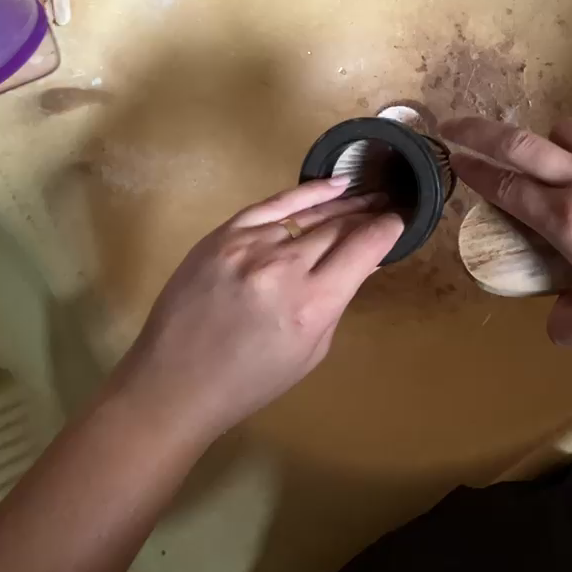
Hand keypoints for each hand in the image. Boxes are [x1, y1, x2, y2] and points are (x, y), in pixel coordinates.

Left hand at [108, 179, 403, 442]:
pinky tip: (336, 185)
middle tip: (385, 208)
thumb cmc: (251, 380)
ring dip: (344, 206)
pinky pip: (275, 205)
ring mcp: (250, 247)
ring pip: (312, 215)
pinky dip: (308, 192)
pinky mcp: (223, 236)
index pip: (366, 247)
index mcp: (312, 304)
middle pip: (341, 227)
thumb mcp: (313, 349)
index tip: (399, 222)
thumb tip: (369, 258)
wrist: (172, 386)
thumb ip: (341, 298)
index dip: (389, 230)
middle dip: (369, 216)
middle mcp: (284, 268)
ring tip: (366, 197)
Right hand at [441, 116, 571, 350]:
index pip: (506, 187)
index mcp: (570, 221)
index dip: (473, 172)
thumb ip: (567, 325)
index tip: (452, 161)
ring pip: (564, 130)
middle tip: (451, 127)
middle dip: (477, 132)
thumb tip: (554, 312)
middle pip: (519, 143)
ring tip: (545, 161)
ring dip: (544, 142)